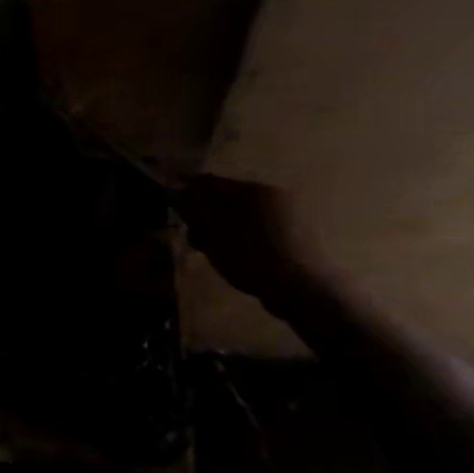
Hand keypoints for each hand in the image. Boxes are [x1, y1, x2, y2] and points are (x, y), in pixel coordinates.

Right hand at [177, 176, 327, 305]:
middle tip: (195, 239)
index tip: (170, 204)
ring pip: (237, 219)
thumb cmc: (252, 254)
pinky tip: (234, 259)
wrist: (303, 290)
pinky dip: (237, 241)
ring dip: (218, 232)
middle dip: (203, 217)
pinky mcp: (292, 240)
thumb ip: (193, 206)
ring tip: (213, 253)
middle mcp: (273, 198)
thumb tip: (177, 191)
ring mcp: (287, 220)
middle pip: (224, 201)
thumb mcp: (213, 228)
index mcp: (255, 191)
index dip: (187, 190)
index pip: (211, 182)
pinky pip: (253, 233)